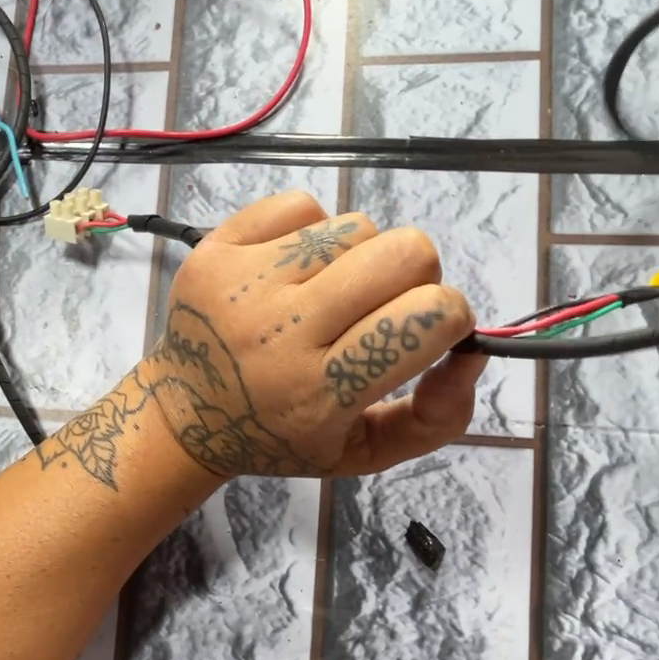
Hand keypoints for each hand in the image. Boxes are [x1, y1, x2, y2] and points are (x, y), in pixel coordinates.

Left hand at [137, 191, 482, 478]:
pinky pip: (300, 205)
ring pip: (355, 226)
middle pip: (404, 252)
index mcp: (319, 394)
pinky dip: (311, 231)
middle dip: (415, 277)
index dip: (450, 316)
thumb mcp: (361, 454)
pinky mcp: (214, 250)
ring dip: (359, 258)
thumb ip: (434, 419)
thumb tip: (475, 352)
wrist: (184, 413)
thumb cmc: (278, 437)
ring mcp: (242, 286)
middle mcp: (279, 334)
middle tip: (381, 308)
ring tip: (327, 295)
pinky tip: (292, 273)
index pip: (428, 316)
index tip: (430, 331)